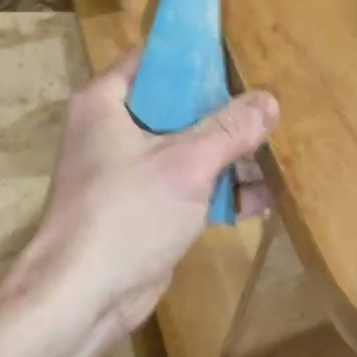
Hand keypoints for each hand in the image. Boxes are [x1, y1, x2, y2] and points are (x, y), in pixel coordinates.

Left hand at [0, 49, 277, 356]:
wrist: (81, 297)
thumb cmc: (126, 215)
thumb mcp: (185, 164)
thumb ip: (229, 129)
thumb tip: (269, 100)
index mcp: (105, 103)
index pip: (152, 61)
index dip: (195, 59)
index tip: (239, 61)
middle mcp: (111, 130)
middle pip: (176, 107)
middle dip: (224, 116)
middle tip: (269, 116)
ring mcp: (125, 172)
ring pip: (185, 150)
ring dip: (227, 159)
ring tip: (275, 163)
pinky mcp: (141, 209)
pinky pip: (184, 188)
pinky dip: (216, 192)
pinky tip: (260, 201)